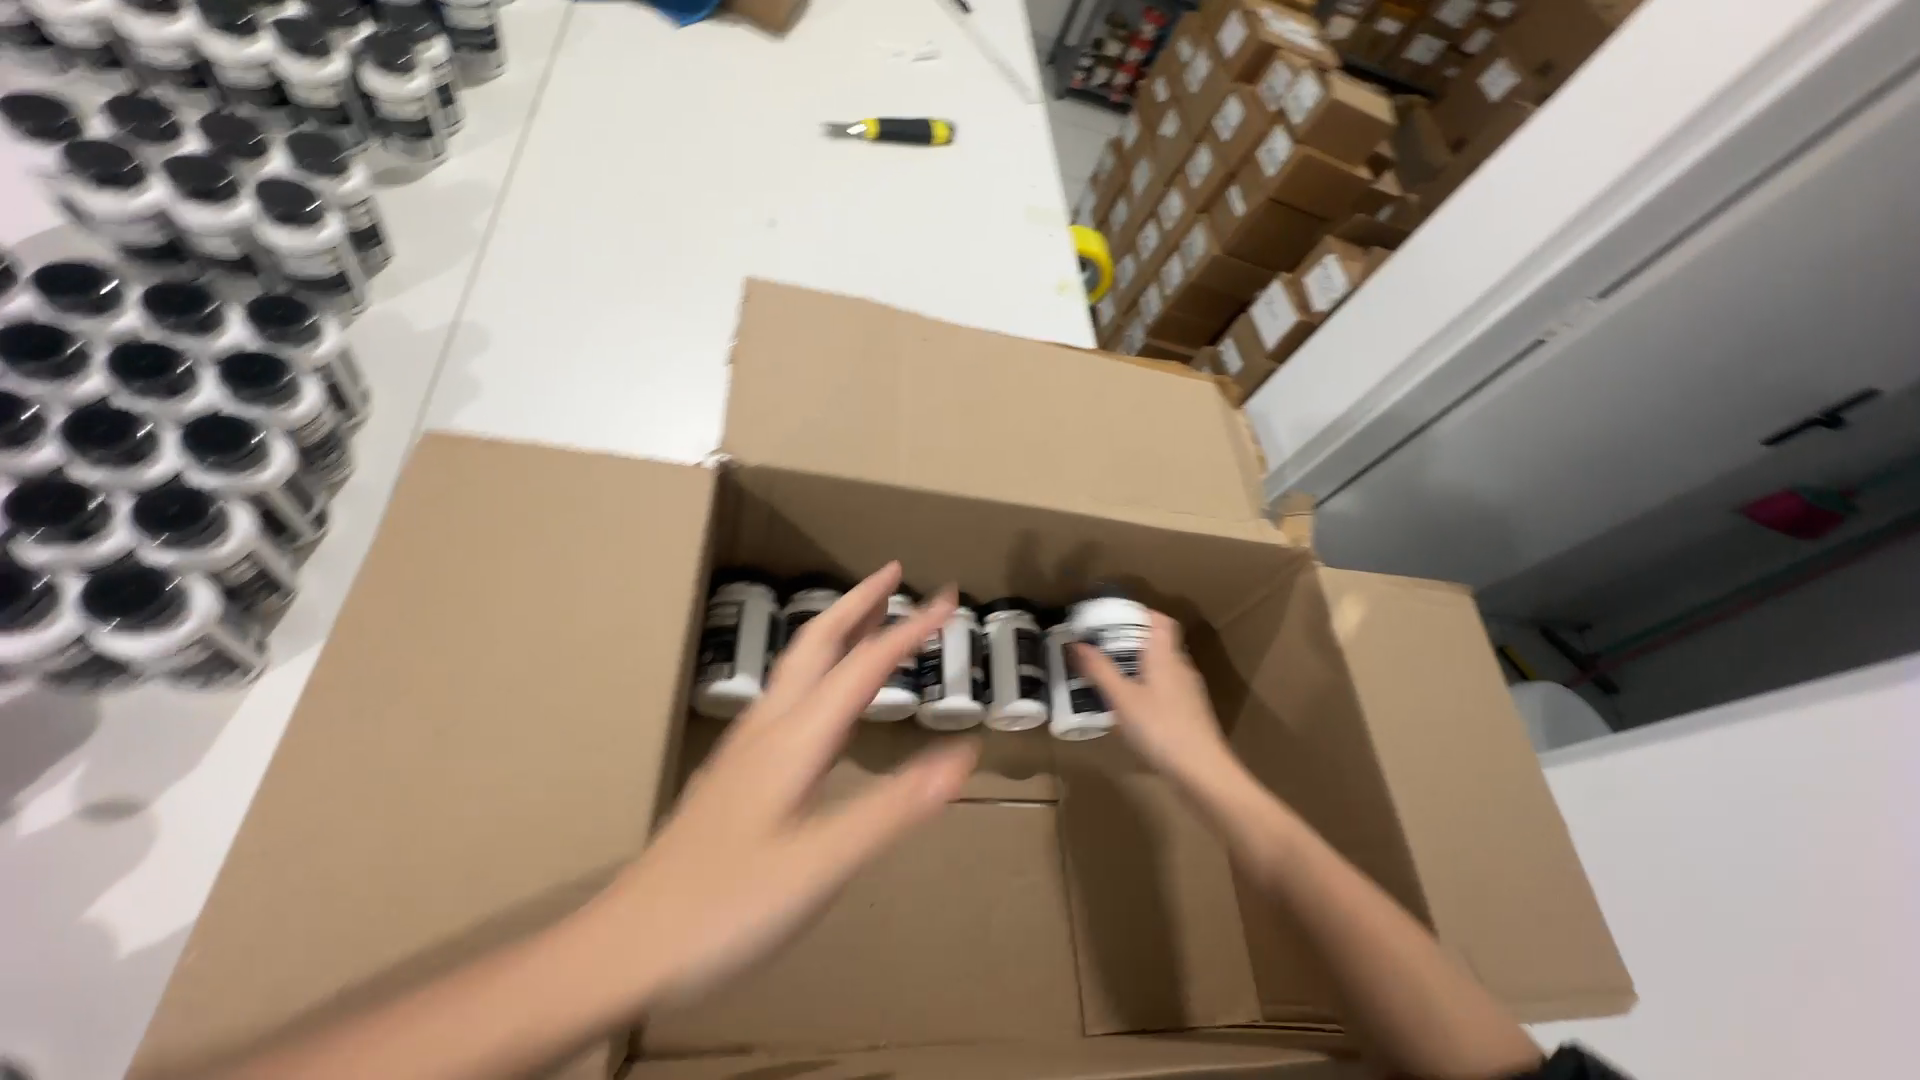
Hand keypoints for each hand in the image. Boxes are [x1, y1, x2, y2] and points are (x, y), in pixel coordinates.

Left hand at [586, 563, 979, 1009]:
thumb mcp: (820, 865)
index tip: (947, 600)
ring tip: (872, 622)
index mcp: (794, 742)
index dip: (908, 631)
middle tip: (897, 575)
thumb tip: (963, 755)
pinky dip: (821, 676)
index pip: (860, 668)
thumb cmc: (725, 909)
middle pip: (815, 646)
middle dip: (858, 605)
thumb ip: (892, 809)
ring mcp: (746, 752)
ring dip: (838, 635)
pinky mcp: (737, 777)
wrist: (626, 946)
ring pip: (798, 671)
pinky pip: (789, 702)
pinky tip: (827, 706)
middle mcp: (769, 731)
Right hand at [1072, 613, 1245, 795]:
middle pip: (1159, 643)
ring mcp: (1189, 692)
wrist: (1202, 771)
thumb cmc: (1160, 728)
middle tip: (1101, 647)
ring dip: (1138, 666)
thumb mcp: (1122, 699)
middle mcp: (1181, 667)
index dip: (1139, 614)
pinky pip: (1166, 689)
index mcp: (1166, 656)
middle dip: (1131, 641)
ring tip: (1110, 676)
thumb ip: (1100, 670)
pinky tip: (1131, 708)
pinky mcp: (1190, 713)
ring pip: (1162, 668)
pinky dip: (1147, 688)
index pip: (1160, 620)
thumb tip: (1077, 643)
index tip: (1113, 617)